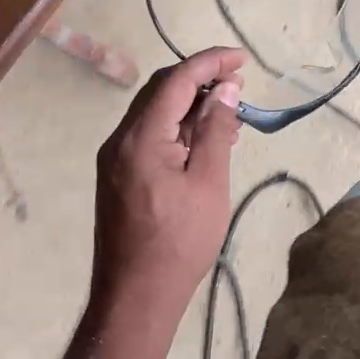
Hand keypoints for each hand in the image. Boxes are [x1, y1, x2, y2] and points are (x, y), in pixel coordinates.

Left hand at [84, 47, 244, 337]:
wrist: (136, 299)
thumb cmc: (179, 240)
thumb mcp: (208, 181)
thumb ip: (216, 129)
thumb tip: (225, 88)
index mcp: (140, 138)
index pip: (176, 80)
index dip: (210, 62)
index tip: (243, 60)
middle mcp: (120, 141)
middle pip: (161, 90)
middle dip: (202, 78)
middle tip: (239, 84)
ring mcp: (116, 159)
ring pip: (156, 111)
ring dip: (193, 103)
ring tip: (231, 113)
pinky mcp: (121, 175)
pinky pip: (151, 133)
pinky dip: (181, 125)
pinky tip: (207, 139)